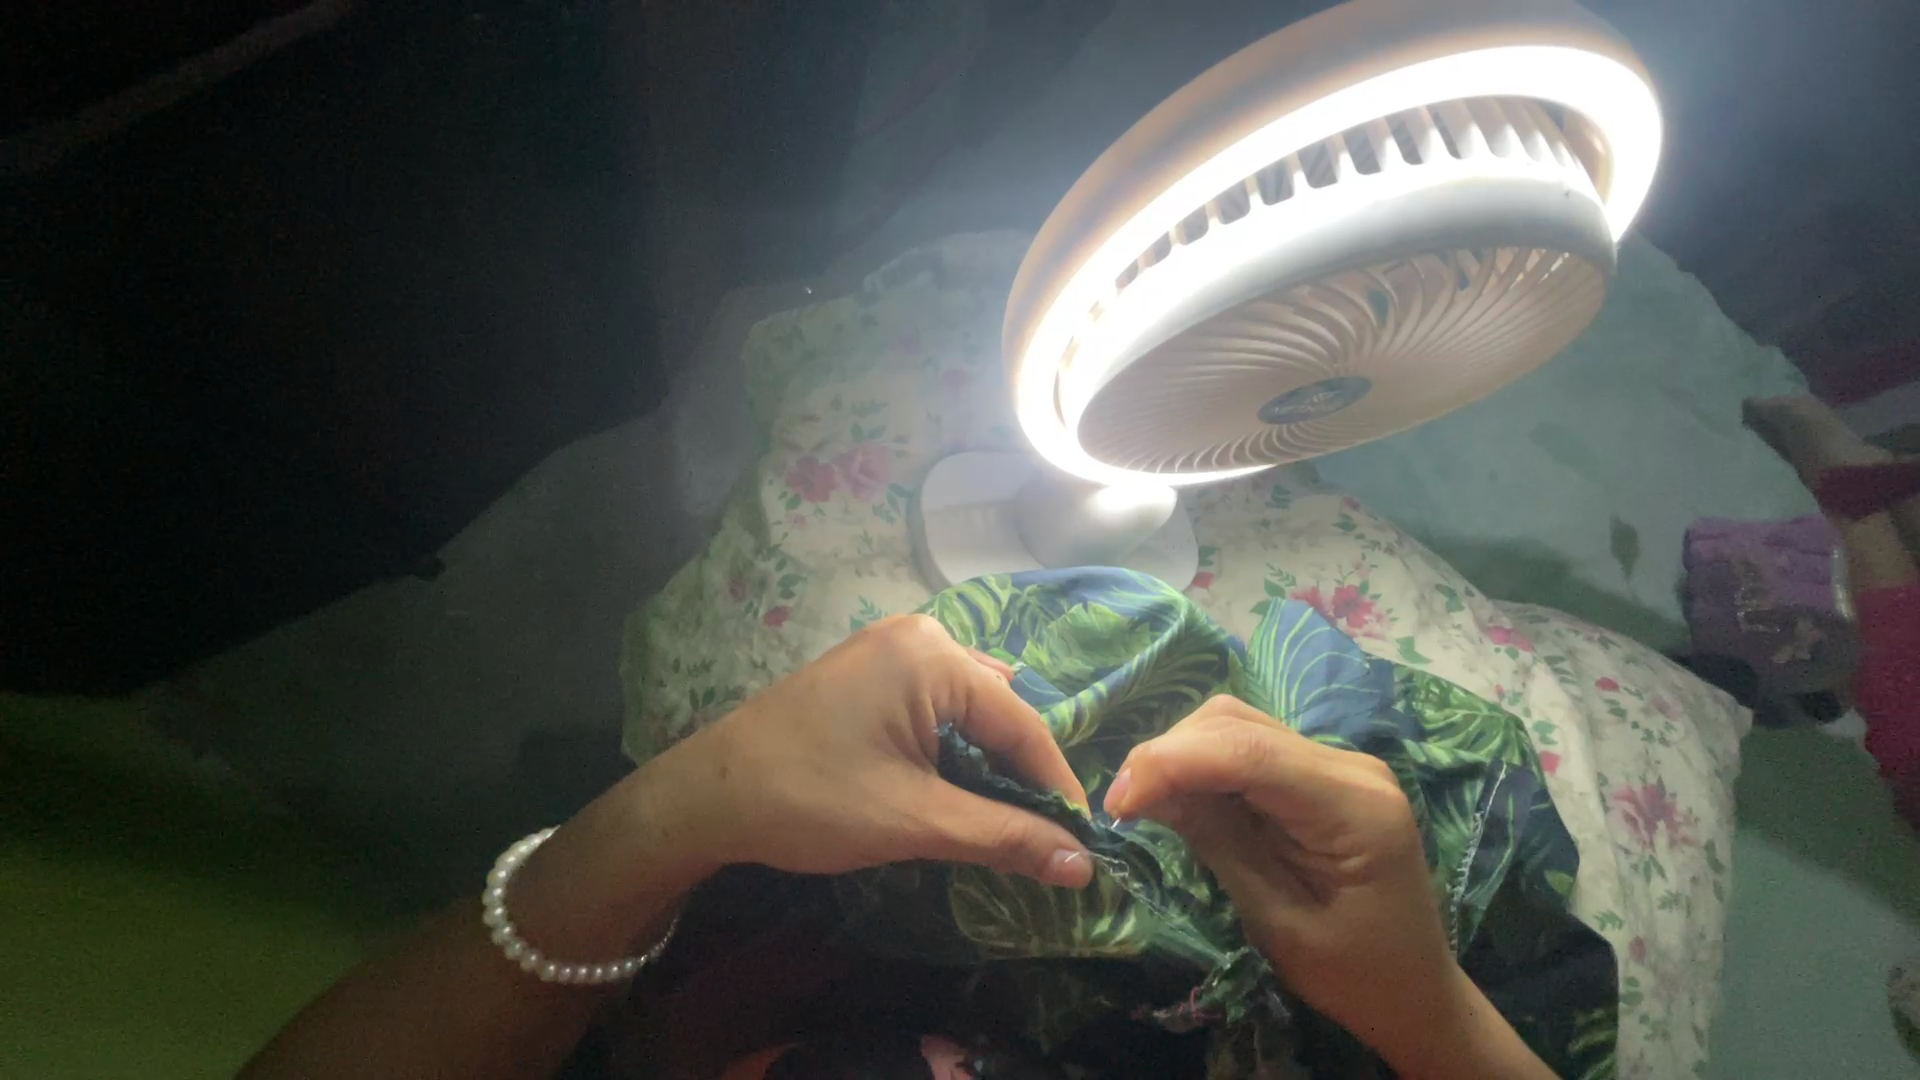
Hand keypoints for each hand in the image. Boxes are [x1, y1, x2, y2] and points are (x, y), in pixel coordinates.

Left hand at [647, 614, 1094, 887]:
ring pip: (968, 703)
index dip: (1056, 784)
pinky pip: (936, 699)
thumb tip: (1083, 866)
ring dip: (990, 756)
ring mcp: (890, 646)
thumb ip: (1003, 836)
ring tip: (1013, 810)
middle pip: (996, 707)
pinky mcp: (871, 667)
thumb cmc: (811, 800)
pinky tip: (963, 777)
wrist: (707, 794)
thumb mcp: (914, 819)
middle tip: (1049, 830)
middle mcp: (920, 634)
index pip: (1021, 721)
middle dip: (1022, 769)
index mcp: (933, 655)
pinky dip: (955, 741)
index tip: (1084, 840)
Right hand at [1103, 695, 1505, 1073]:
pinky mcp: (1317, 768)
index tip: (1118, 802)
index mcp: (1354, 806)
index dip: (1171, 763)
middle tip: (1124, 805)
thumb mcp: (1276, 922)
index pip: (1247, 753)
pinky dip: (1201, 761)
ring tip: (1145, 799)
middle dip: (1168, 755)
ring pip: (1233, 723)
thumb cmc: (1354, 976)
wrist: (1417, 993)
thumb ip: (1215, 842)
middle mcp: (1349, 764)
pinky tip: (1180, 793)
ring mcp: (1335, 760)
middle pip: (1235, 724)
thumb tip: (1142, 791)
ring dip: (1179, 753)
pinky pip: (1245, 743)